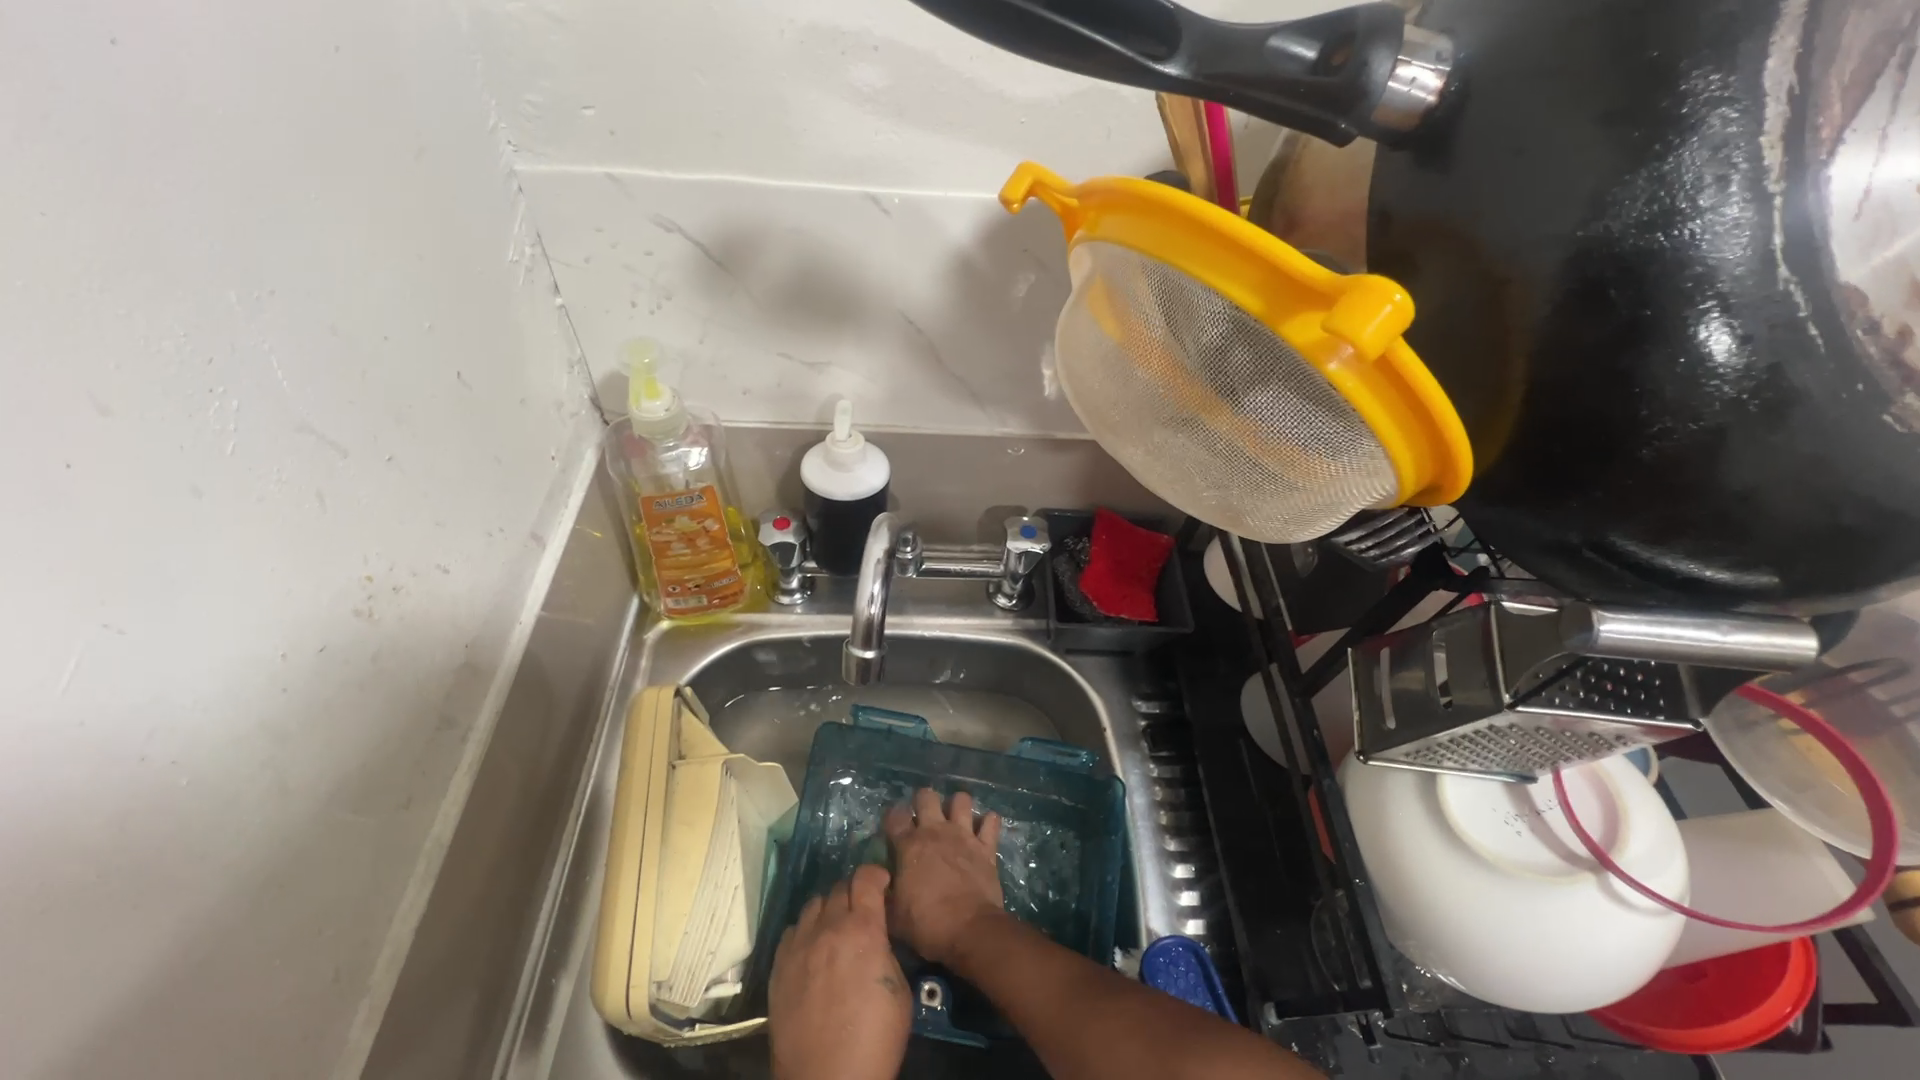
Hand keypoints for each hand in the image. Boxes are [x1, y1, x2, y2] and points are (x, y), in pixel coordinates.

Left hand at [768, 864, 909, 1079]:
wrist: (827, 1078)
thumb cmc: (875, 1039)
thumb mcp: (900, 991)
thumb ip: (886, 952)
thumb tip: (877, 938)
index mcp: (863, 930)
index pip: (865, 878)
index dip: (876, 874)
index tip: (883, 883)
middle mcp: (827, 928)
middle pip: (838, 888)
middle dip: (854, 893)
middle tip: (864, 910)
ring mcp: (798, 946)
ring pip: (813, 905)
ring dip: (829, 909)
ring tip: (837, 928)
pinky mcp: (778, 966)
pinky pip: (793, 931)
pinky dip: (806, 931)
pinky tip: (814, 950)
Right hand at [884, 788, 1005, 965]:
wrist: (969, 929)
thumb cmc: (926, 922)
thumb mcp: (892, 913)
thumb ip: (884, 891)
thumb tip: (880, 881)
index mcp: (909, 844)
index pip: (895, 815)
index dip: (893, 816)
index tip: (894, 825)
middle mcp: (936, 831)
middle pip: (927, 796)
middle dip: (924, 801)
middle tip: (924, 816)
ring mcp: (964, 835)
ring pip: (961, 800)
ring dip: (957, 805)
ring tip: (955, 818)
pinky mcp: (987, 846)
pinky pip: (991, 822)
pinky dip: (988, 822)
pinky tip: (984, 829)